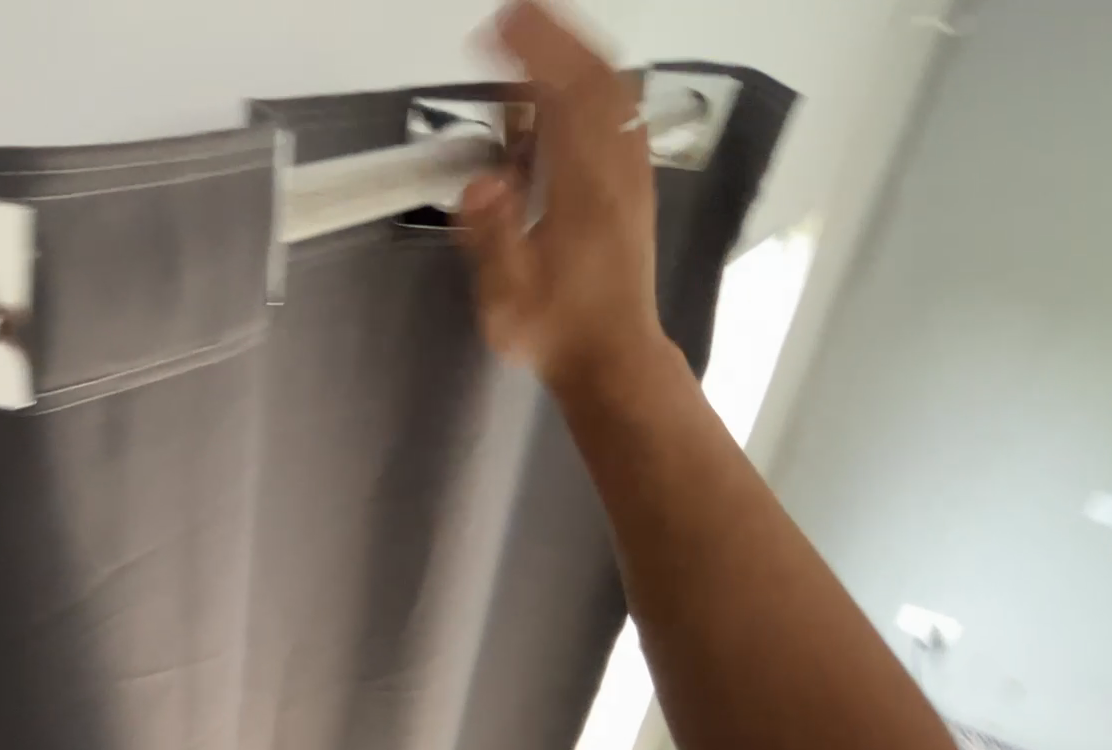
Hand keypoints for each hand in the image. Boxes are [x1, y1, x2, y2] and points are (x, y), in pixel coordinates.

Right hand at [457, 1, 677, 391]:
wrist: (612, 354)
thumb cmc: (555, 331)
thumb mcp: (509, 299)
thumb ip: (494, 238)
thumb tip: (480, 180)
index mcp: (584, 192)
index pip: (566, 98)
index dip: (533, 52)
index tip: (498, 24)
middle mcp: (617, 172)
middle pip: (597, 79)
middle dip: (554, 38)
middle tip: (509, 18)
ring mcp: (631, 176)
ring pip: (614, 93)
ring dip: (574, 56)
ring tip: (528, 46)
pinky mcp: (632, 186)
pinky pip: (619, 116)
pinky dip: (591, 87)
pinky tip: (564, 94)